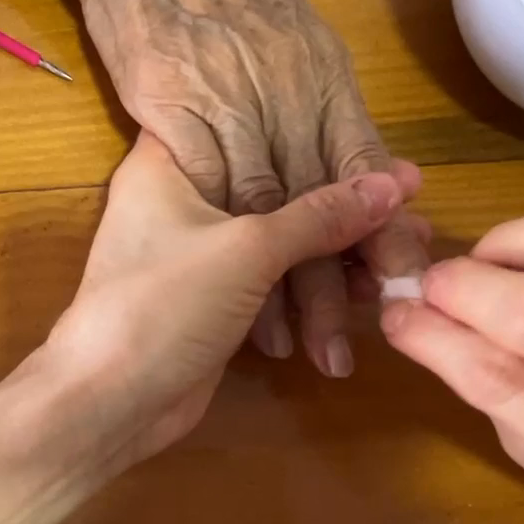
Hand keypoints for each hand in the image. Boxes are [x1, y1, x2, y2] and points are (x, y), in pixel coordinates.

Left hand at [30, 134, 416, 473]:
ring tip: (401, 256)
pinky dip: (310, 287)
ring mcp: (194, 254)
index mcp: (169, 163)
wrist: (112, 399)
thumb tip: (398, 183)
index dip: (317, 134)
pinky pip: (269, 282)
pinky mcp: (209, 301)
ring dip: (333, 253)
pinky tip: (362, 294)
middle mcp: (180, 200)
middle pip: (272, 187)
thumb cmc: (165, 304)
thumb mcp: (249, 248)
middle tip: (411, 212)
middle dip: (340, 206)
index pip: (249, 124)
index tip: (380, 148)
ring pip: (274, 240)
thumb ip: (321, 214)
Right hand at [58, 0, 431, 377]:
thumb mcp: (293, 49)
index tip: (395, 290)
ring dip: (279, 291)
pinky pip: (208, 207)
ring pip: (265, 219)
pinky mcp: (176, 123)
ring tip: (293, 348)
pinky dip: (220, 259)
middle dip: (334, 286)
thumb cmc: (216, 0)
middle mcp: (285, 100)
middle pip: (318, 208)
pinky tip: (232, 305)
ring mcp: (228, 114)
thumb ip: (330, 118)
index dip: (380, 234)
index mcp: (322, 81)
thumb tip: (375, 181)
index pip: (361, 169)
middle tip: (345, 350)